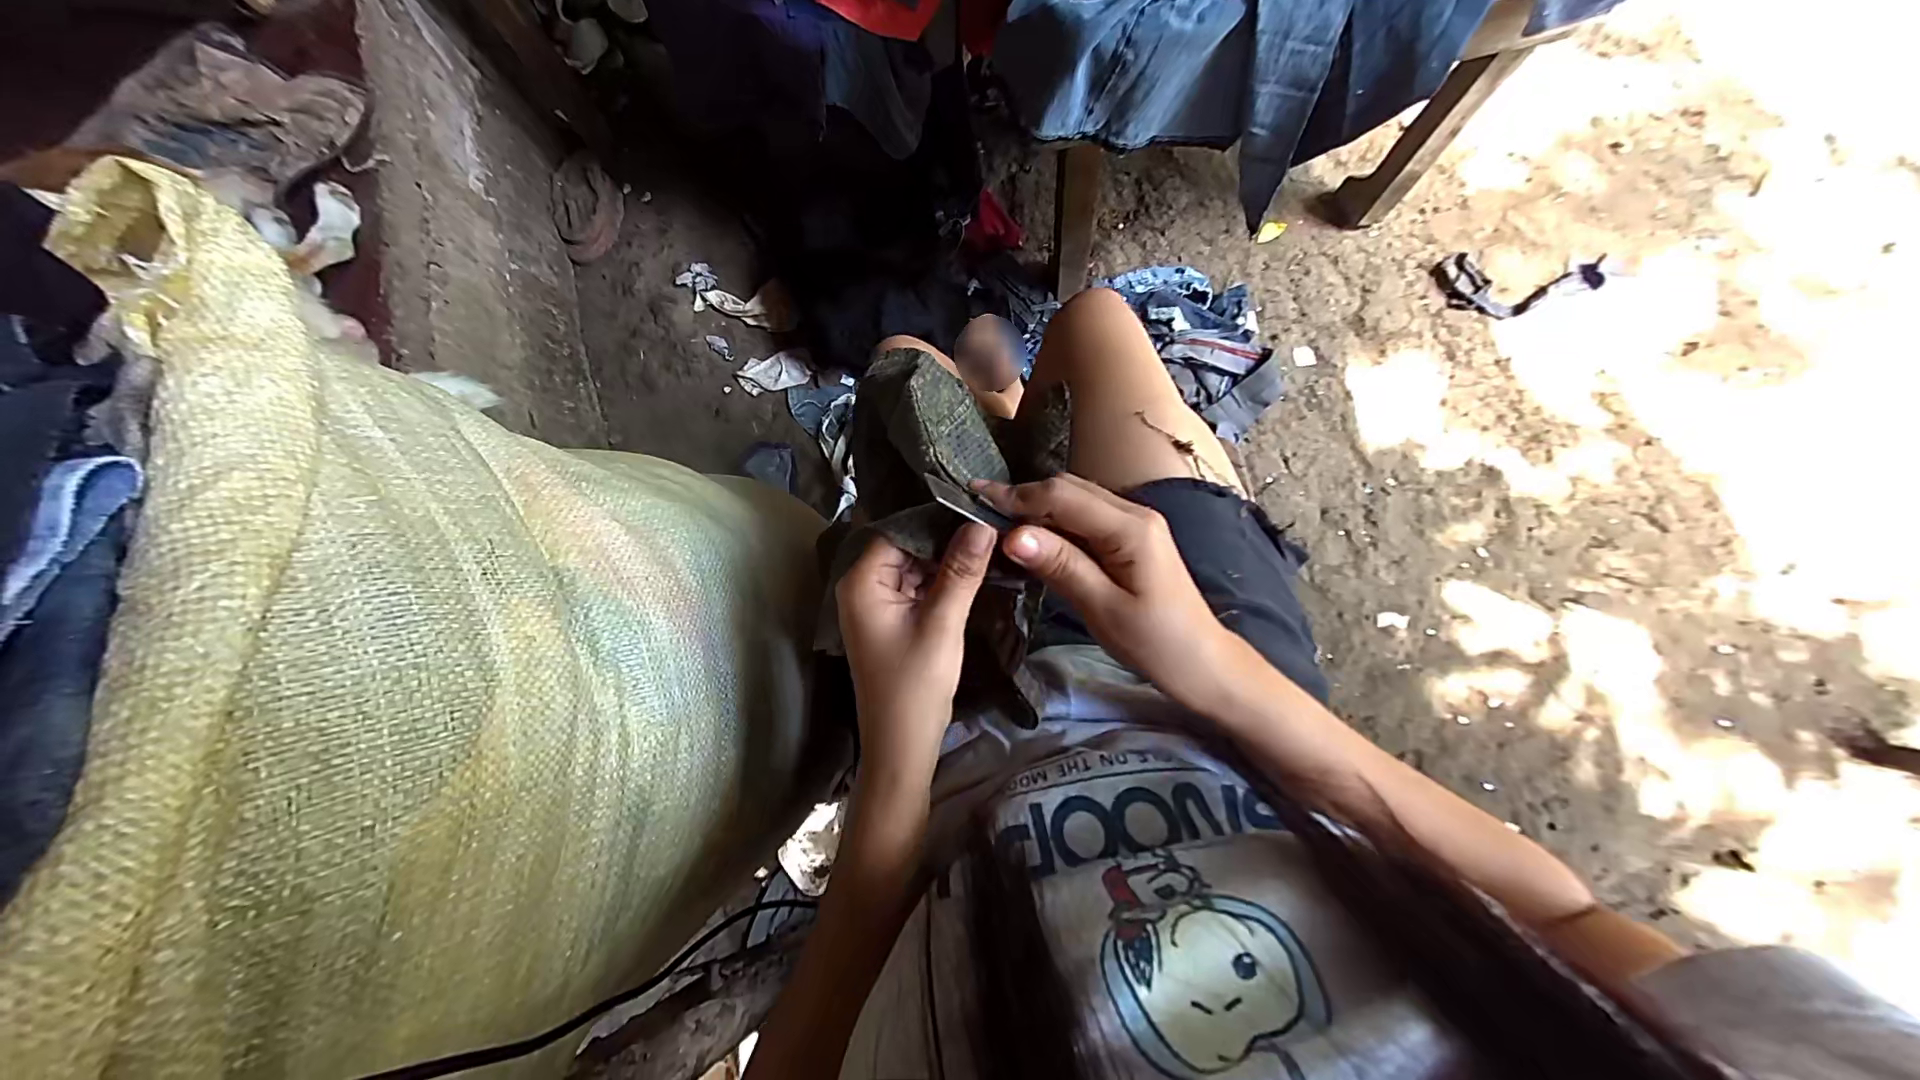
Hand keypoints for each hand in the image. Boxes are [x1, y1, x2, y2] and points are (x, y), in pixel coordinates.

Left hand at [836, 524, 994, 776]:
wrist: (902, 745)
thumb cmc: (916, 685)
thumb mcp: (943, 623)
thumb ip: (961, 571)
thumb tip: (982, 524)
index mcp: (861, 581)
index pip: (898, 530)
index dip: (935, 517)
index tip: (975, 506)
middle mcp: (861, 586)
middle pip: (905, 545)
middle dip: (944, 537)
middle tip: (988, 521)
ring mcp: (875, 603)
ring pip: (913, 565)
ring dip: (945, 559)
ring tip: (987, 540)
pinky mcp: (890, 618)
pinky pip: (915, 586)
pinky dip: (940, 580)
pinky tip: (971, 570)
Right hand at [972, 475, 1263, 715]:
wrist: (1204, 662)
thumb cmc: (1157, 643)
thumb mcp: (1103, 609)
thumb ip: (1060, 566)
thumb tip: (1011, 535)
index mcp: (1130, 528)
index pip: (1061, 496)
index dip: (1015, 496)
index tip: (973, 500)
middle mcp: (1134, 513)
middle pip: (1067, 489)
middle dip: (1022, 498)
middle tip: (980, 516)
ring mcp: (1134, 523)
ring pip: (1074, 500)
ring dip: (1036, 510)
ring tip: (997, 526)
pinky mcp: (1131, 537)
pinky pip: (1085, 518)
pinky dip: (1054, 524)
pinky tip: (1032, 541)